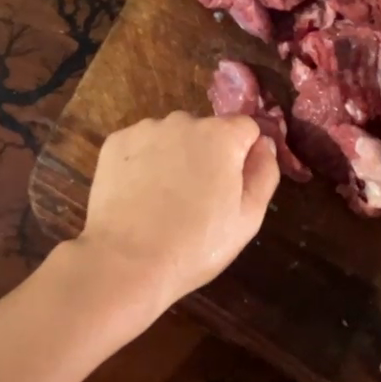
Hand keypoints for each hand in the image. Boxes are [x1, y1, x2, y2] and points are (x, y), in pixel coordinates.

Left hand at [75, 111, 279, 315]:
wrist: (127, 261)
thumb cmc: (197, 244)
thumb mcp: (248, 218)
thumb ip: (264, 172)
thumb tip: (264, 143)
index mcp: (221, 135)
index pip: (246, 128)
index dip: (244, 154)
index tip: (232, 185)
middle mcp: (184, 120)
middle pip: (206, 131)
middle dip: (207, 155)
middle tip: (198, 199)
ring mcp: (146, 129)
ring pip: (171, 137)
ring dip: (174, 157)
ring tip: (165, 200)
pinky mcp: (116, 141)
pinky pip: (140, 146)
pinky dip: (143, 162)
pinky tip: (139, 195)